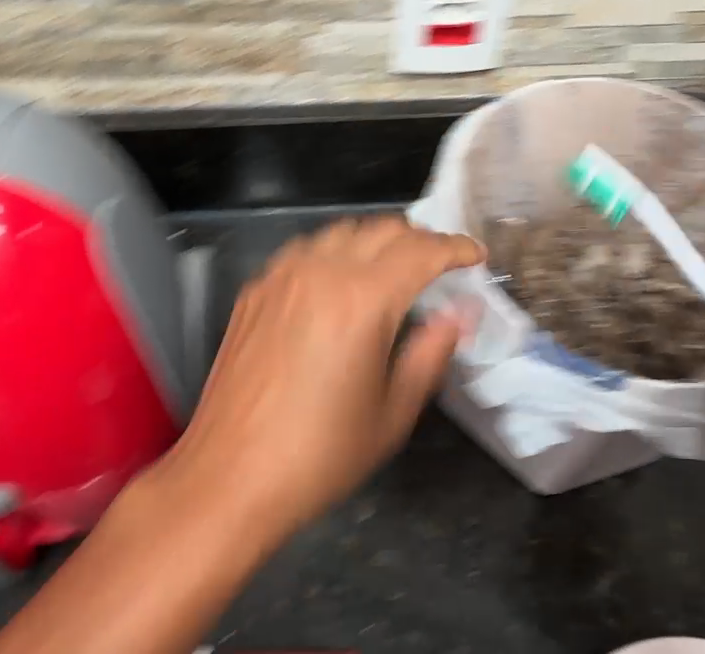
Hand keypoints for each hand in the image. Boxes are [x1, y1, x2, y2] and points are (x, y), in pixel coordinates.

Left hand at [153, 216, 483, 542]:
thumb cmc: (320, 455)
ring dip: (376, 240)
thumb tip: (460, 312)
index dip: (455, 248)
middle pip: (382, 228)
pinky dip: (336, 252)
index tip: (475, 255)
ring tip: (393, 269)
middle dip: (419, 239)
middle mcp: (321, 272)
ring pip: (341, 231)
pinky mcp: (255, 290)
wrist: (229, 476)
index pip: (421, 250)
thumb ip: (430, 352)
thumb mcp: (392, 412)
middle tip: (440, 265)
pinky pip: (306, 250)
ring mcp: (281, 276)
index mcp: (362, 299)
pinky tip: (339, 283)